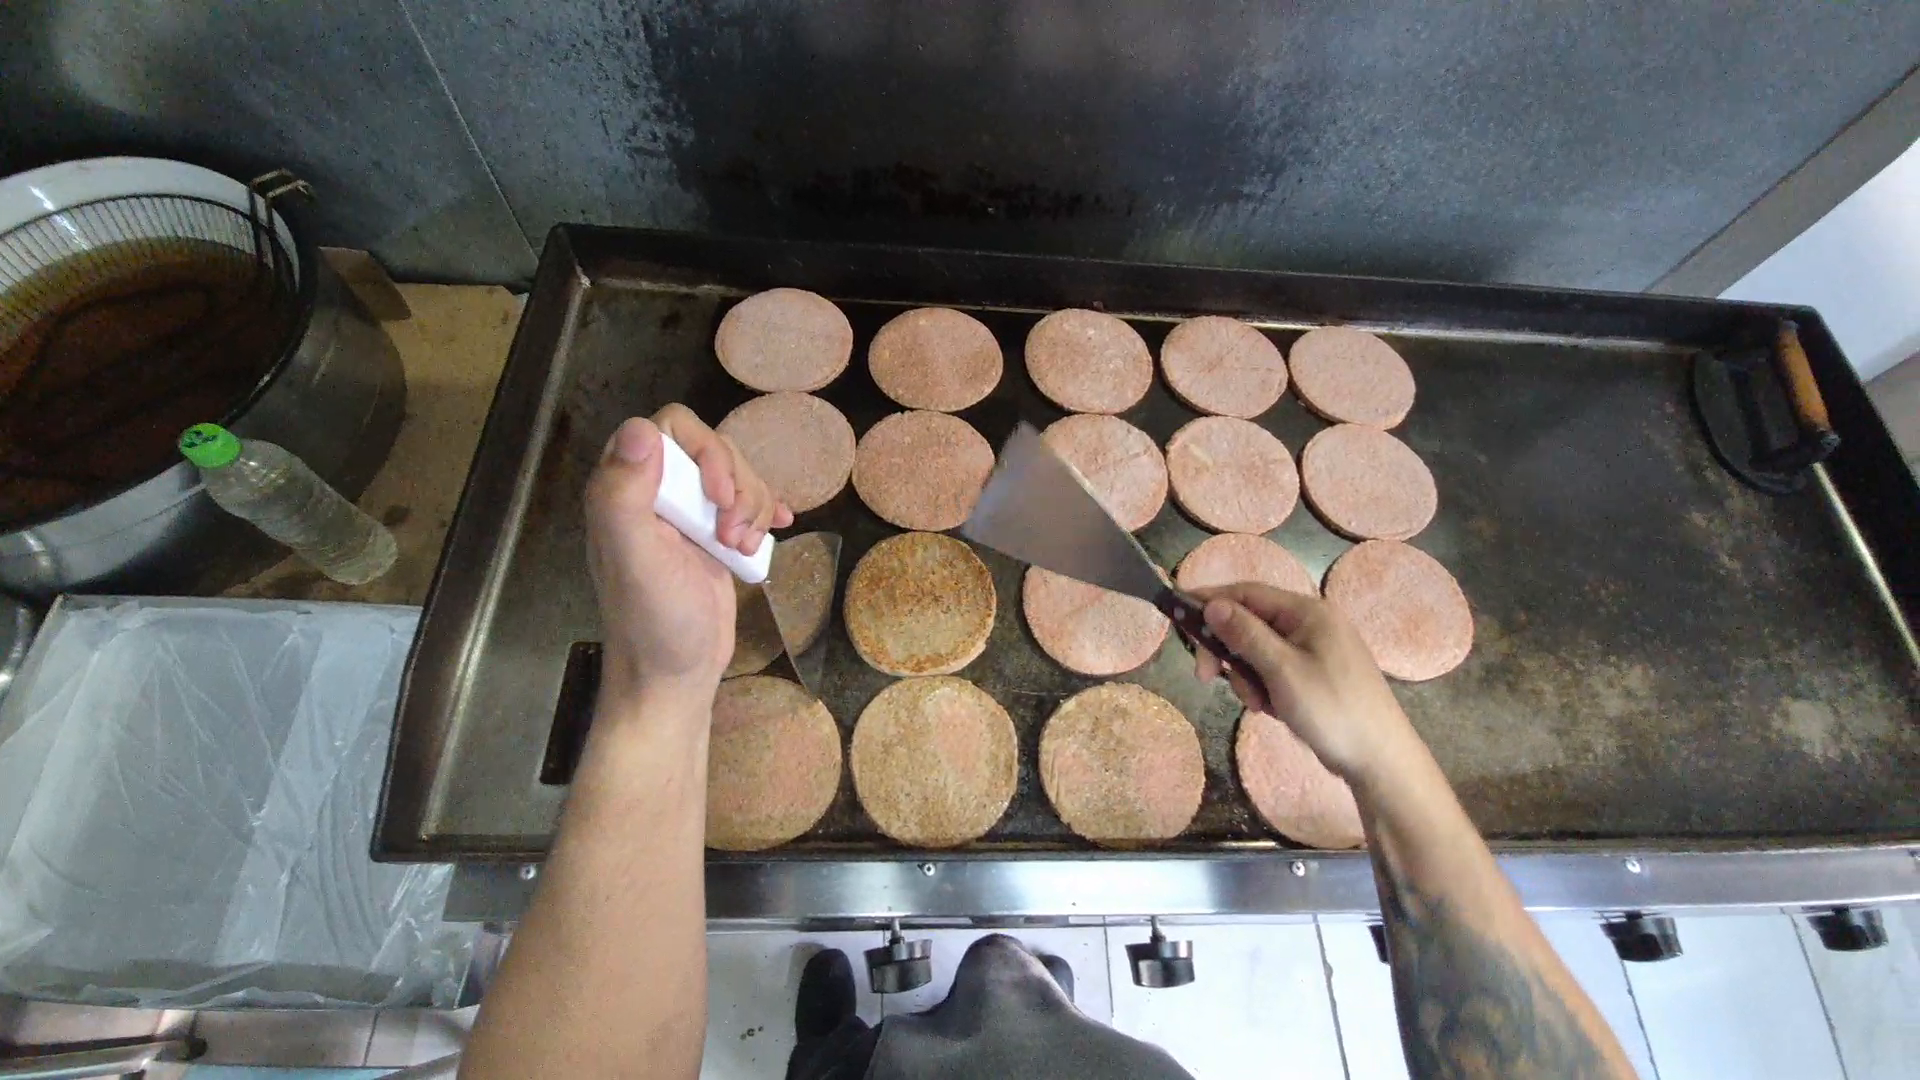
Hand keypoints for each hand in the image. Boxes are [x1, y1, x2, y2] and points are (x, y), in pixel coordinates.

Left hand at [584, 404, 792, 708]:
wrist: (677, 676)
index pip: (672, 429)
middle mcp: (656, 493)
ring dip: (754, 508)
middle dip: (738, 487)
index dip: (706, 451)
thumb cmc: (654, 620)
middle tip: (733, 535)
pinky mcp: (714, 537)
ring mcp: (689, 515)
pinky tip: (780, 529)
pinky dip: (769, 513)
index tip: (718, 497)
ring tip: (743, 549)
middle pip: (715, 449)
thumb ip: (625, 494)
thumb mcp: (637, 559)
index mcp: (626, 488)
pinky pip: (750, 503)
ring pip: (738, 476)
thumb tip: (641, 430)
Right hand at [1190, 583, 1421, 786]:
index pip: (1247, 593)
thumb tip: (1211, 604)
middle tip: (1205, 677)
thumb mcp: (1281, 670)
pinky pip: (1273, 669)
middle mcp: (1311, 623)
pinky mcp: (1314, 674)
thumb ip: (1245, 634)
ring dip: (1246, 675)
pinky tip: (1271, 708)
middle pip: (1249, 622)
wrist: (1381, 761)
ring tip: (1258, 704)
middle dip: (1226, 649)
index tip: (1177, 616)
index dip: (1209, 601)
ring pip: (1257, 650)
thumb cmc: (1332, 709)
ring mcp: (1315, 649)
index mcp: (1308, 612)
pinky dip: (1263, 687)